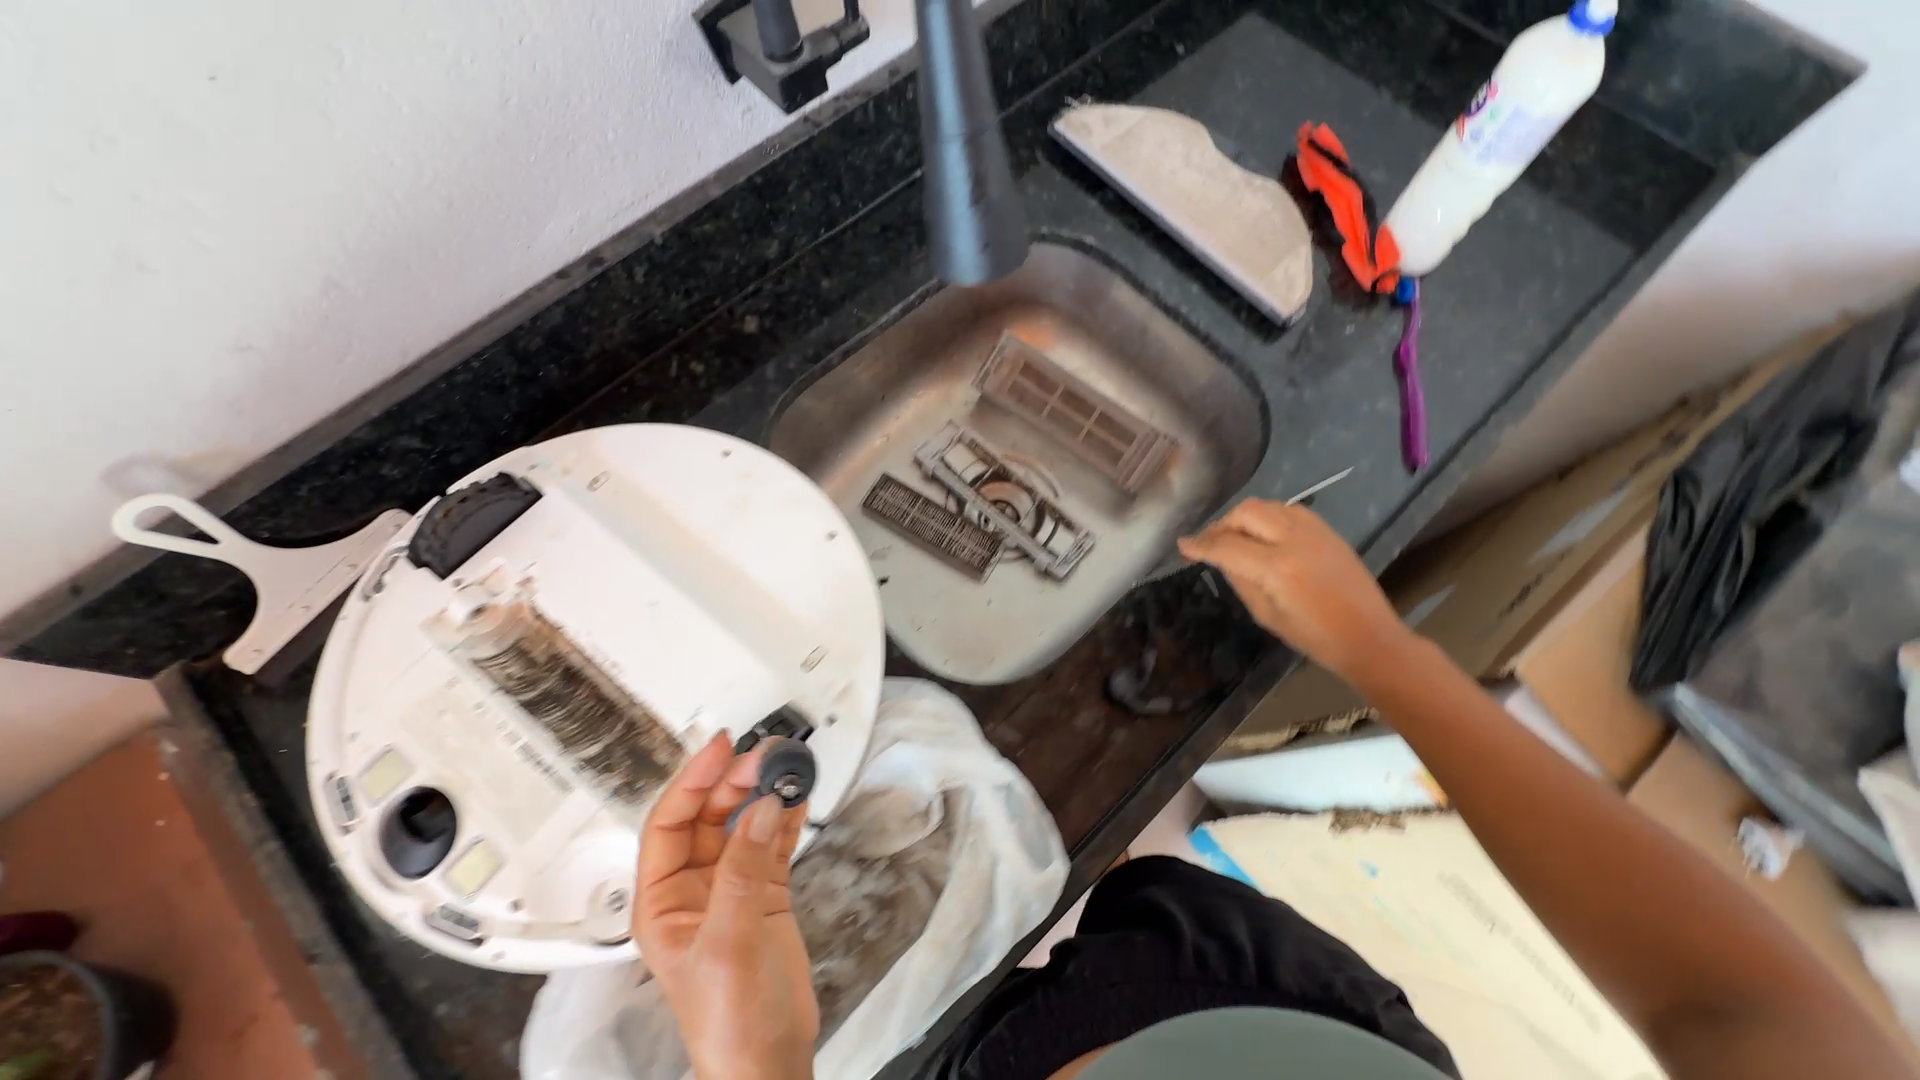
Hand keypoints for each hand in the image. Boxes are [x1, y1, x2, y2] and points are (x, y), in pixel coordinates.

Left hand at [635, 735, 816, 1079]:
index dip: (691, 782)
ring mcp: (732, 888)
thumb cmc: (729, 1020)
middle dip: (734, 782)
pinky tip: (800, 796)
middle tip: (765, 757)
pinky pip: (774, 843)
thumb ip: (742, 871)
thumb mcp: (727, 943)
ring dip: (763, 793)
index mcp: (661, 900)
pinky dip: (788, 818)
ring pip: (743, 824)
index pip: (668, 825)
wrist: (770, 1061)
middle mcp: (693, 887)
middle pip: (708, 817)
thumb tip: (763, 807)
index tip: (720, 750)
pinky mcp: (766, 893)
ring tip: (786, 765)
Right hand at [1178, 499, 1413, 681]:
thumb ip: (1240, 581)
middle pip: (1246, 512)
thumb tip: (1220, 559)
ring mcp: (1314, 530)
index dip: (1200, 545)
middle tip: (1211, 543)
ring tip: (1235, 537)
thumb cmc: (1315, 637)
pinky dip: (1268, 517)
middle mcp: (1295, 540)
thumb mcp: (1267, 615)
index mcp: (1277, 567)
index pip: (1227, 546)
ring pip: (1266, 505)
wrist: (1369, 636)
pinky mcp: (1327, 530)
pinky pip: (1288, 509)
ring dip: (1244, 518)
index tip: (1183, 546)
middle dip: (1222, 524)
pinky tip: (1264, 535)